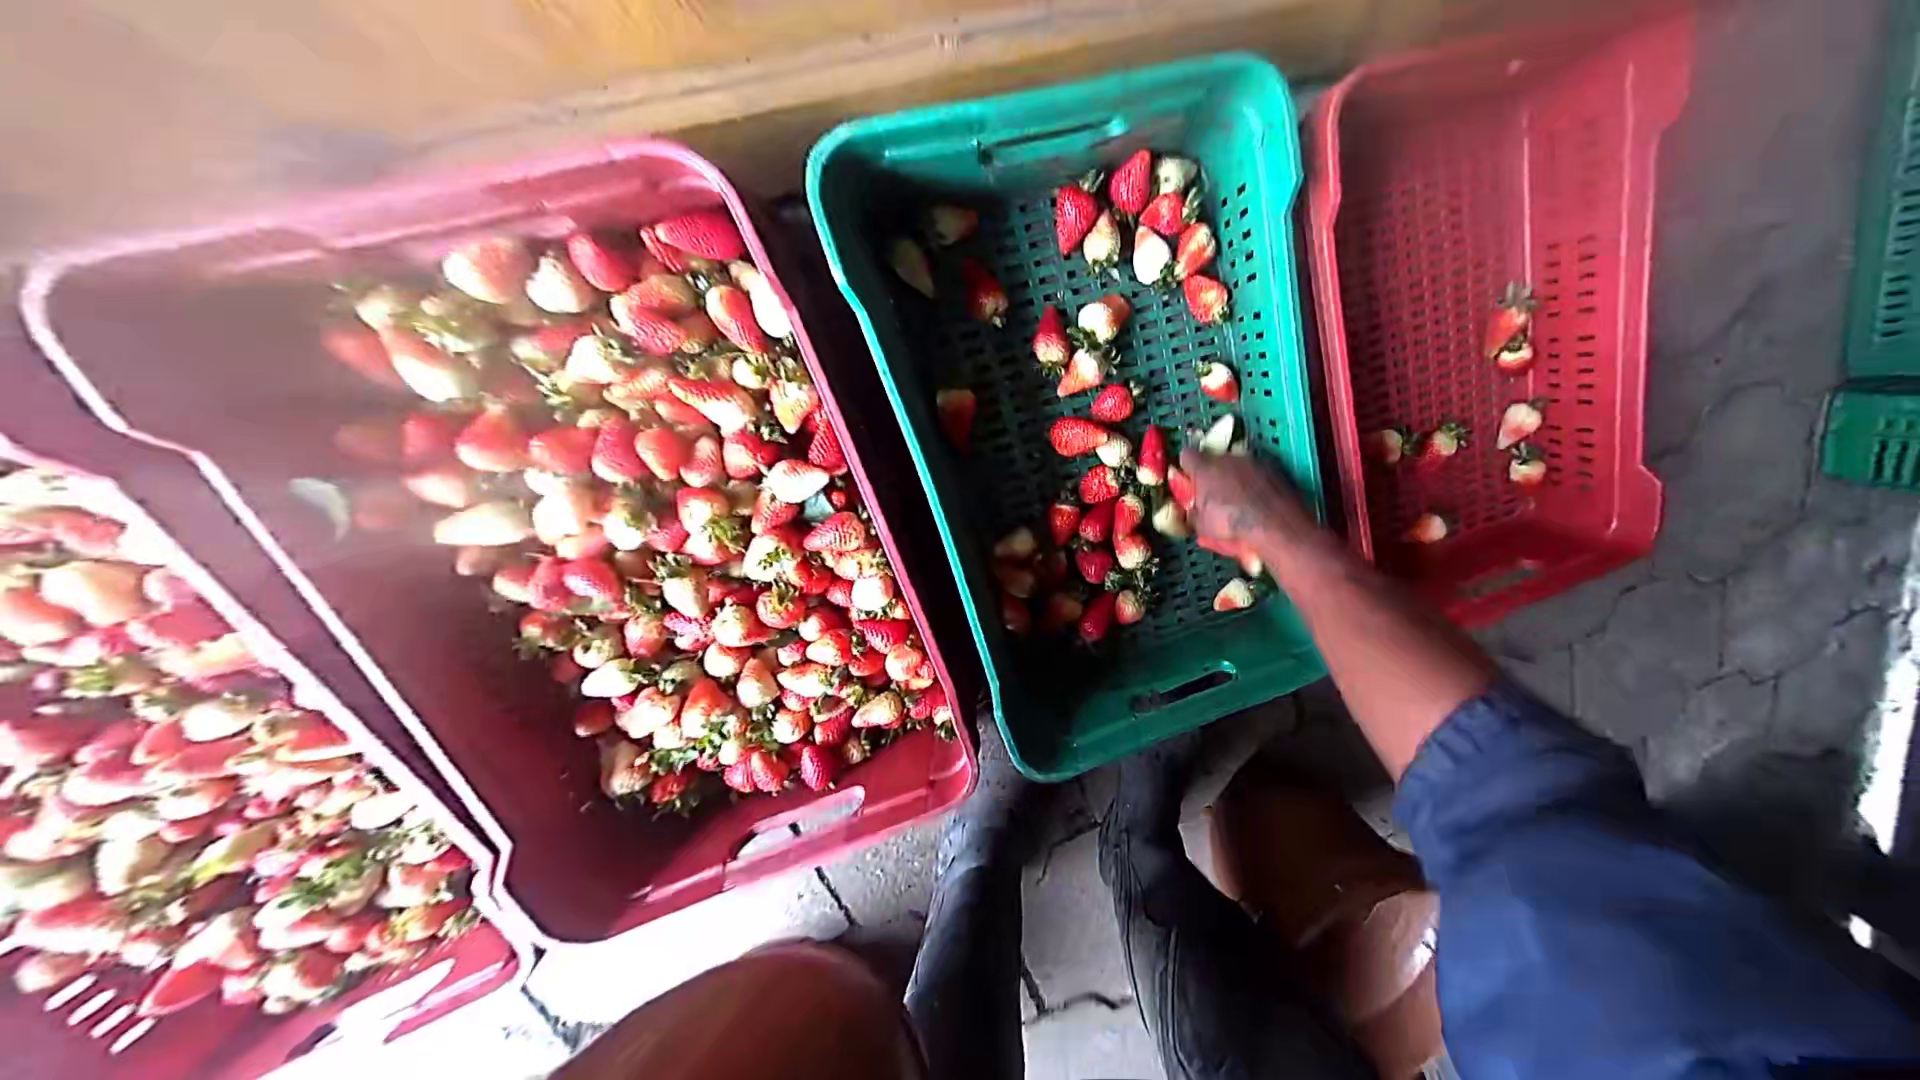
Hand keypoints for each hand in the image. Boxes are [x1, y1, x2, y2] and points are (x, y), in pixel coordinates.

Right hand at [1178, 449, 1318, 554]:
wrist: (1277, 526)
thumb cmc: (1234, 525)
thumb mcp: (1201, 525)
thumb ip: (1192, 511)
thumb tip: (1192, 509)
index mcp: (1205, 468)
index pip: (1187, 456)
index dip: (1187, 469)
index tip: (1189, 483)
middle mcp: (1229, 458)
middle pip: (1215, 460)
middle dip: (1213, 476)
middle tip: (1214, 498)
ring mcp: (1254, 462)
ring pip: (1238, 467)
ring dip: (1235, 480)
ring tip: (1239, 504)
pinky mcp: (1276, 469)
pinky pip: (1258, 475)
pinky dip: (1256, 486)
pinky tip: (1258, 505)